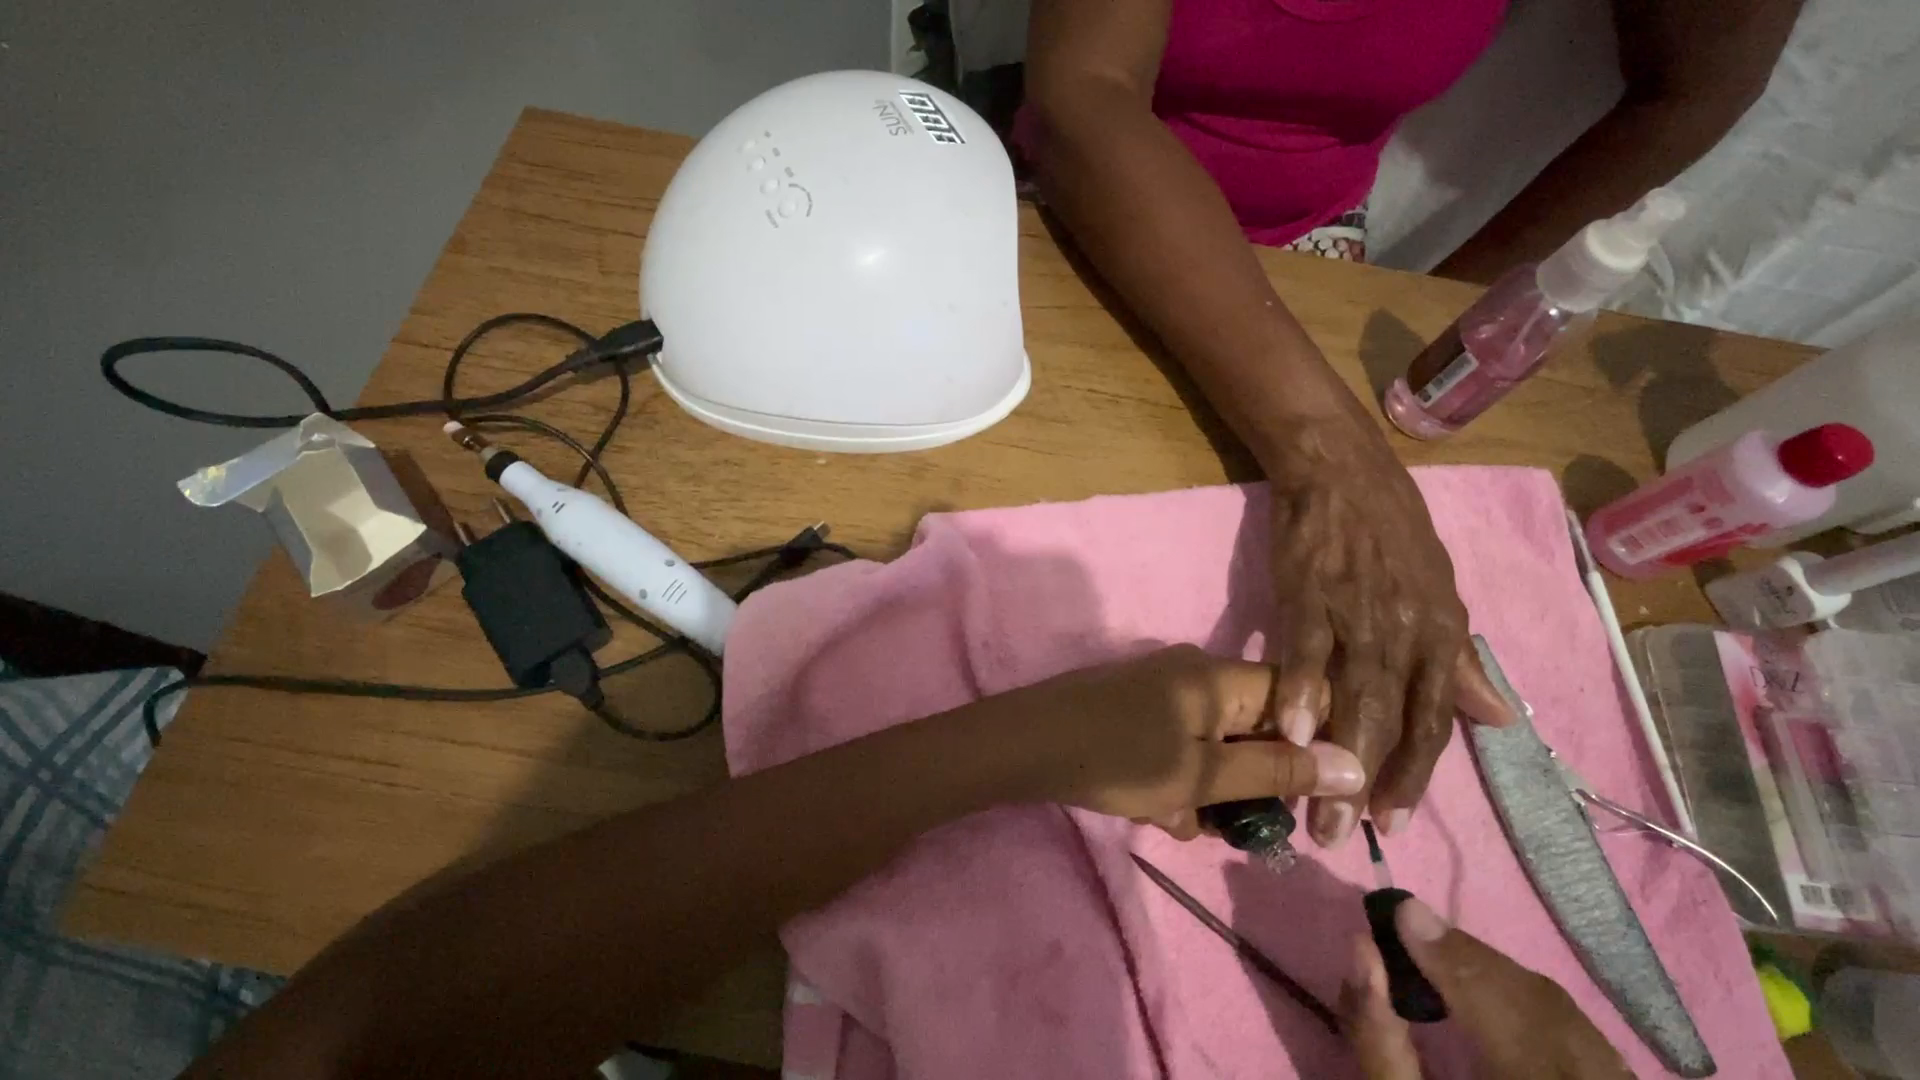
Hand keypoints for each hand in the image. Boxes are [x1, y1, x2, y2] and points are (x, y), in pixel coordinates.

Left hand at [996, 644, 1366, 830]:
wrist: (1021, 747)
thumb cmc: (1116, 758)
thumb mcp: (1202, 775)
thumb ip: (1276, 771)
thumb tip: (1354, 765)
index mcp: (1220, 676)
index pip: (1301, 696)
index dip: (1321, 746)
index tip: (1321, 800)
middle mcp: (1196, 673)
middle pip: (1259, 725)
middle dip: (1254, 780)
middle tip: (1242, 823)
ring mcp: (1163, 691)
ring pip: (1217, 744)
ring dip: (1211, 789)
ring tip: (1184, 819)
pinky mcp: (1137, 712)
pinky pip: (1181, 746)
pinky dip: (1178, 780)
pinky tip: (1157, 812)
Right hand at [1261, 415, 1515, 847]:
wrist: (1342, 469)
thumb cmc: (1388, 530)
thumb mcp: (1438, 591)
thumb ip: (1459, 658)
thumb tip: (1498, 718)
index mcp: (1440, 632)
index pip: (1436, 717)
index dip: (1417, 772)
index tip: (1394, 820)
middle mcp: (1408, 630)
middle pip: (1394, 718)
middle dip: (1371, 781)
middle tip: (1344, 834)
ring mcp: (1359, 610)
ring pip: (1355, 694)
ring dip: (1338, 754)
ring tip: (1315, 806)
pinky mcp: (1311, 590)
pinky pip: (1308, 647)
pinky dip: (1302, 688)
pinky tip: (1291, 730)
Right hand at [1339, 897, 1631, 1078]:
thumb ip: (1379, 1037)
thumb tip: (1360, 949)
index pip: (1509, 1014)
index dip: (1454, 957)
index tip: (1400, 912)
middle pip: (1541, 1007)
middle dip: (1471, 963)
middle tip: (1409, 933)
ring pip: (1565, 1017)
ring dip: (1497, 982)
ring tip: (1438, 963)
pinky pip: (1580, 1036)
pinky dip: (1526, 1009)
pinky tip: (1488, 1007)